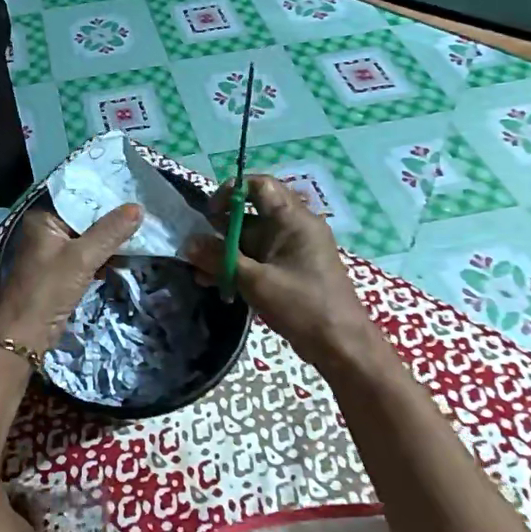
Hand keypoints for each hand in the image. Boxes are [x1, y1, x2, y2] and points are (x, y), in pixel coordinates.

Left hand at [0, 204, 141, 354]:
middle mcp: (47, 230)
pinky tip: (127, 252)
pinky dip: (105, 255)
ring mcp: (54, 252)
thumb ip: (110, 231)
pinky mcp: (63, 271)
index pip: (79, 198)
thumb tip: (139, 207)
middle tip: (143, 210)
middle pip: (86, 218)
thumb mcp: (82, 257)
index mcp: (43, 218)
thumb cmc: (48, 289)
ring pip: (89, 238)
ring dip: (111, 239)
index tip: (133, 191)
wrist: (25, 335)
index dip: (105, 195)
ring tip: (141, 229)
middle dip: (112, 219)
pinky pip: (89, 255)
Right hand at [182, 174, 378, 369]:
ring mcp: (294, 249)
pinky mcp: (292, 270)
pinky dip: (240, 267)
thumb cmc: (303, 306)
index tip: (209, 214)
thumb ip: (221, 260)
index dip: (231, 192)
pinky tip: (217, 284)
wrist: (342, 346)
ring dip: (227, 252)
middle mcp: (295, 227)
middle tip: (197, 247)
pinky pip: (261, 258)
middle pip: (252, 214)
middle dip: (222, 229)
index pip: (260, 185)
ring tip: (199, 273)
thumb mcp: (256, 282)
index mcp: (293, 219)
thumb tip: (188, 243)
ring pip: (253, 239)